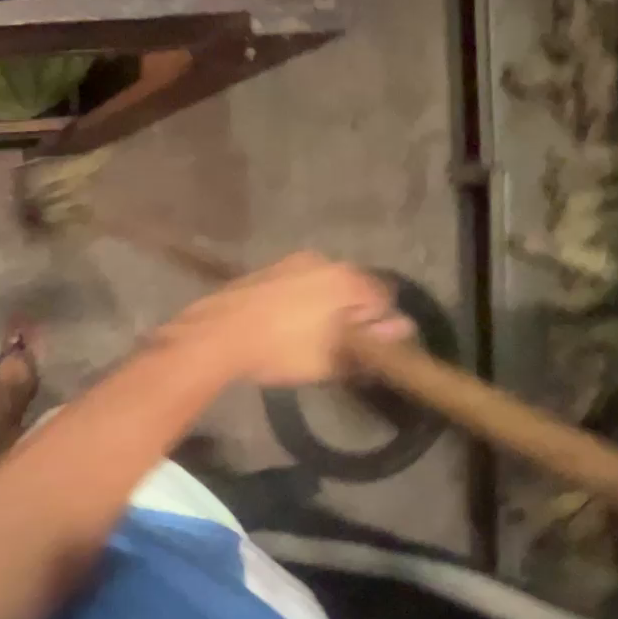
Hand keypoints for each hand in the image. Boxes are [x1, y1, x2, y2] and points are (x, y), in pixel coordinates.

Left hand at [163, 252, 413, 386]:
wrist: (215, 336)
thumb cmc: (280, 349)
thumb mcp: (331, 358)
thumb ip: (371, 343)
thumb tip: (402, 328)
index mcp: (345, 278)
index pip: (383, 297)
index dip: (378, 324)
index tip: (363, 349)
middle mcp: (320, 261)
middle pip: (350, 288)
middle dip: (348, 314)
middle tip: (333, 346)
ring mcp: (287, 263)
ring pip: (319, 286)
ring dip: (320, 309)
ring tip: (303, 340)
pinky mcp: (262, 272)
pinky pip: (293, 287)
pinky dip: (295, 304)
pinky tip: (279, 328)